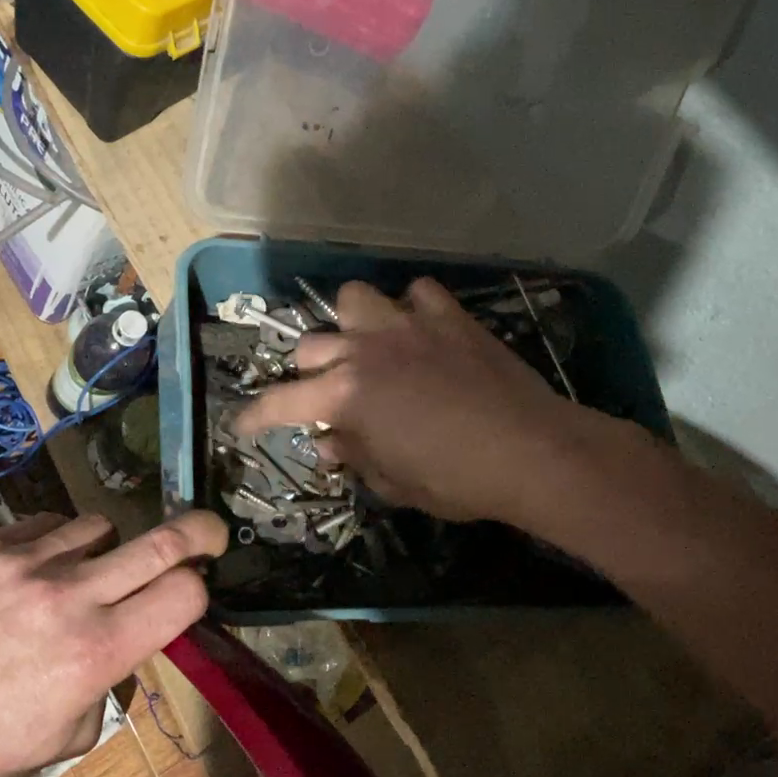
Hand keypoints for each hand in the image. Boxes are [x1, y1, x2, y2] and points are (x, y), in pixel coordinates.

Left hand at [0, 509, 227, 776]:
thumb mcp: (71, 732)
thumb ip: (111, 677)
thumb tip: (126, 635)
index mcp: (97, 651)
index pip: (184, 593)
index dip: (199, 589)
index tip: (195, 587)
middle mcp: (69, 595)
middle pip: (161, 541)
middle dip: (197, 533)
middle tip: (208, 530)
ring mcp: (24, 562)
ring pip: (99, 524)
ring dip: (105, 548)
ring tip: (81, 572)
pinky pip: (45, 524)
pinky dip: (53, 542)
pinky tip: (33, 568)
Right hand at [237, 279, 635, 526]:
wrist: (534, 452)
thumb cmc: (457, 480)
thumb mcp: (393, 483)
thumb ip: (353, 457)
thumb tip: (329, 442)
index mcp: (344, 397)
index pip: (280, 403)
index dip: (256, 417)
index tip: (243, 426)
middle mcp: (364, 352)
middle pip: (309, 347)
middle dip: (308, 374)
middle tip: (328, 396)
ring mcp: (406, 327)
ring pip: (352, 299)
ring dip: (351, 324)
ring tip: (367, 346)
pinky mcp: (448, 318)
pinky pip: (417, 293)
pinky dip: (411, 309)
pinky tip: (420, 331)